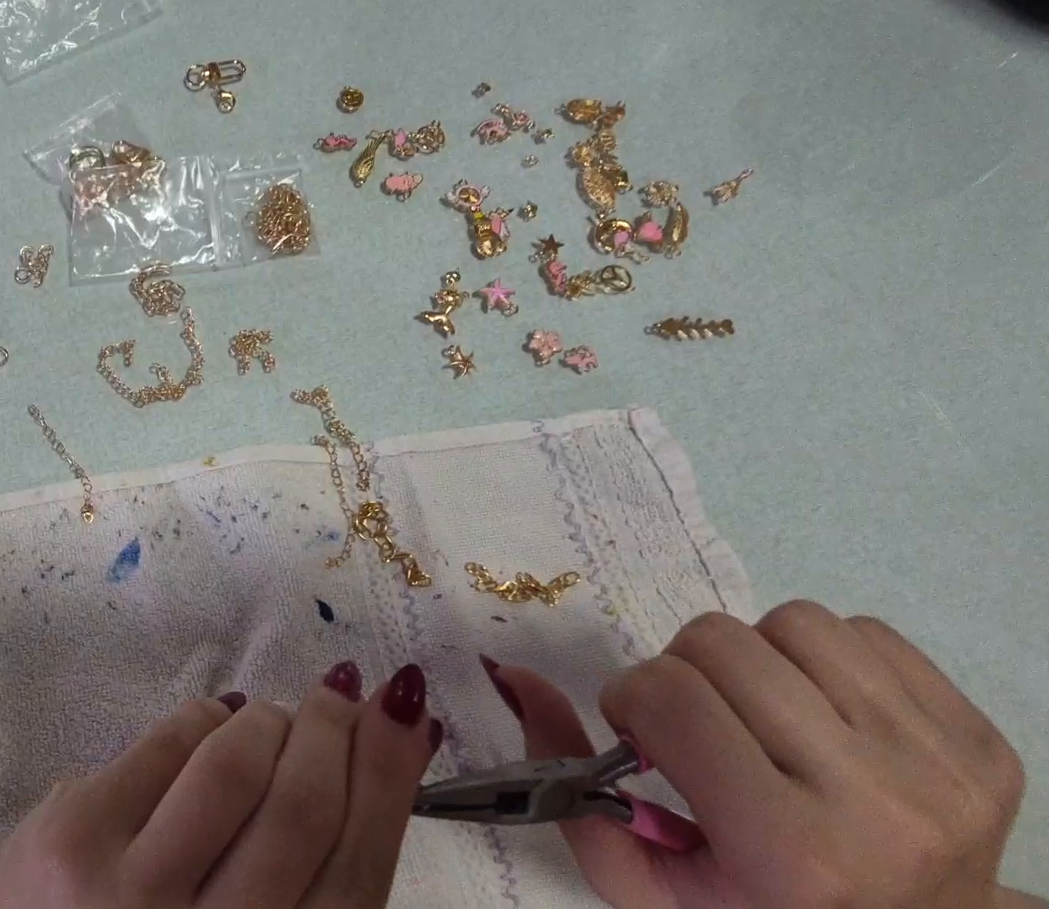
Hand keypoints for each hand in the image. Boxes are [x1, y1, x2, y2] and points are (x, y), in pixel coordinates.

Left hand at [0, 661, 440, 908]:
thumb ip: (298, 873)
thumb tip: (366, 754)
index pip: (356, 870)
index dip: (389, 775)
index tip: (403, 710)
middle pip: (303, 810)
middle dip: (335, 731)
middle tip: (342, 692)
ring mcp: (130, 892)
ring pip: (235, 768)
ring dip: (272, 720)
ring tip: (281, 713)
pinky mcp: (73, 835)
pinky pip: (167, 743)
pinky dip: (206, 716)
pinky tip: (218, 718)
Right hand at [484, 601, 1032, 908]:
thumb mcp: (641, 879)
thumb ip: (564, 776)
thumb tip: (511, 673)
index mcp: (790, 850)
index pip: (667, 694)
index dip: (631, 700)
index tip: (643, 737)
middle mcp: (880, 803)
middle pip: (722, 641)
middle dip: (684, 672)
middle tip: (698, 725)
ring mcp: (945, 768)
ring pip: (794, 620)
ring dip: (754, 659)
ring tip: (762, 716)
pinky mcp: (988, 742)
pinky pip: (867, 630)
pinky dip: (821, 659)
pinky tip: (821, 716)